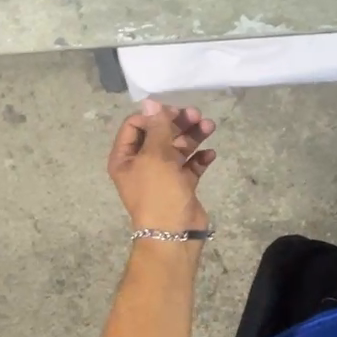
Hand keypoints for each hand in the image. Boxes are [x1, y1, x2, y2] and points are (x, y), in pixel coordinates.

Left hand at [109, 98, 216, 231]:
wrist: (174, 234)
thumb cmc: (158, 193)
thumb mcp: (155, 157)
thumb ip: (157, 128)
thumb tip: (151, 102)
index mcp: (125, 158)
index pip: (135, 126)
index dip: (154, 116)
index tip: (174, 112)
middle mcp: (142, 164)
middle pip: (159, 135)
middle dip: (177, 123)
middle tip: (197, 115)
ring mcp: (163, 176)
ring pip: (177, 149)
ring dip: (192, 137)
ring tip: (210, 127)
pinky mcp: (181, 186)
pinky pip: (190, 166)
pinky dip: (200, 158)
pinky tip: (210, 154)